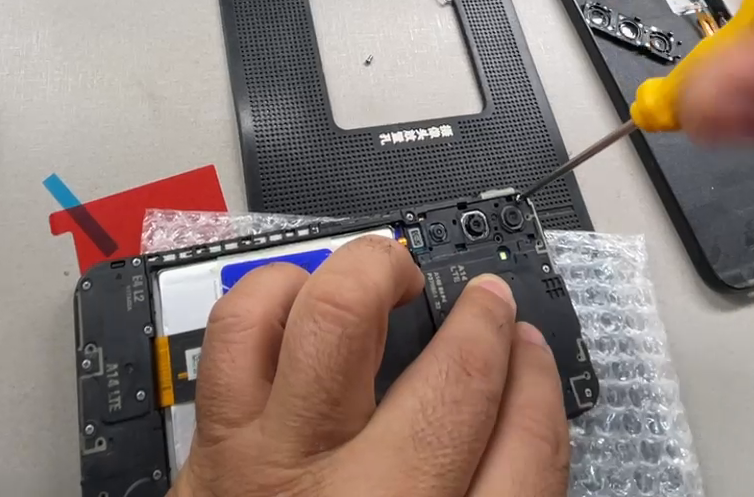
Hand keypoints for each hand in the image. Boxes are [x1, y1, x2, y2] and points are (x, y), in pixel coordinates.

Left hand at [170, 236, 569, 496]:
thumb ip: (485, 491)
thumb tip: (516, 398)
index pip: (525, 463)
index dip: (538, 390)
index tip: (529, 351)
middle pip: (445, 392)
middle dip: (480, 327)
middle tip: (483, 303)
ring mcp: (274, 470)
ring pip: (331, 323)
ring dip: (371, 278)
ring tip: (390, 277)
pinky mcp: (215, 444)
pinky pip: (239, 330)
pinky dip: (277, 290)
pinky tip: (304, 297)